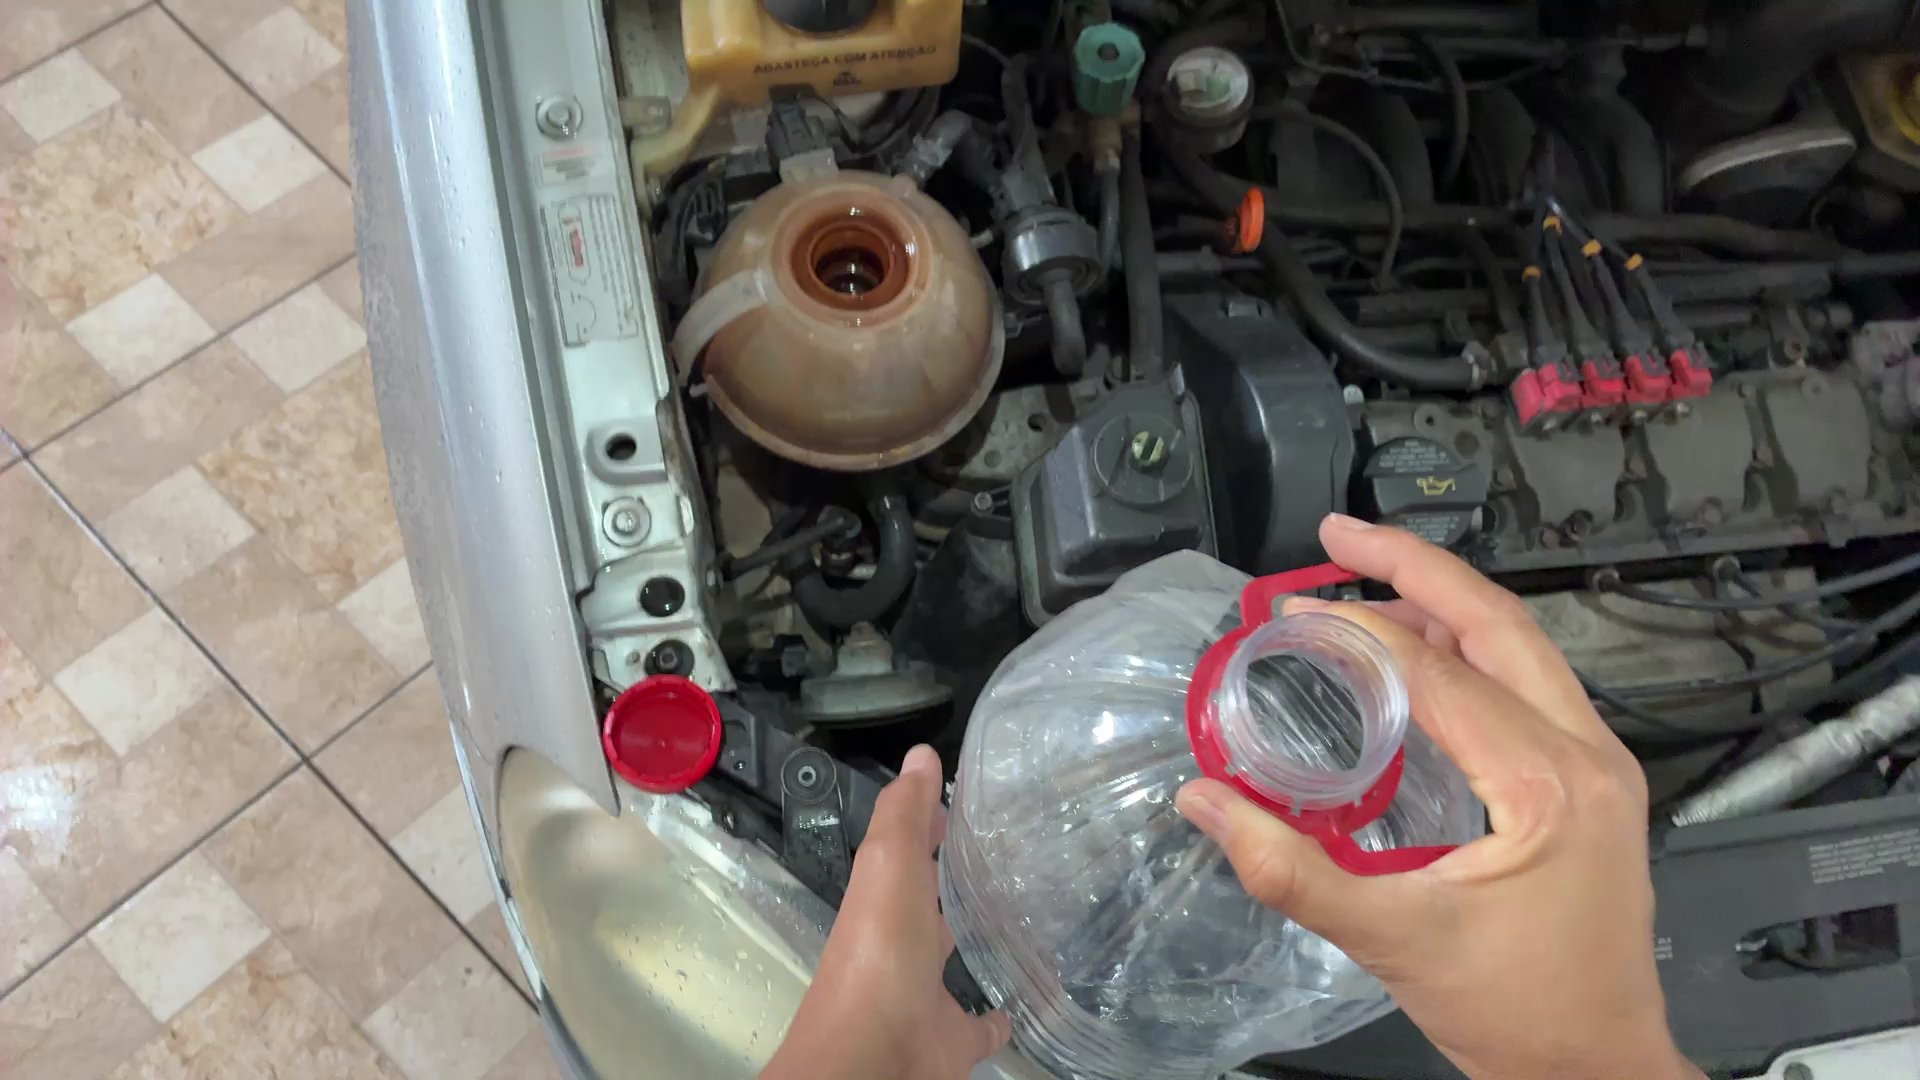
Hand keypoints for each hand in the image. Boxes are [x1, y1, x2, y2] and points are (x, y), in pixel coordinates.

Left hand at [762, 745, 1009, 1079]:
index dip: (933, 820)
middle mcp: (903, 935)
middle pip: (932, 896)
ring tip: (1028, 908)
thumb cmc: (880, 947)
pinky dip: (1001, 1011)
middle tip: (1013, 848)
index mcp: (887, 891)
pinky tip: (1034, 994)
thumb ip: (906, 809)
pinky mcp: (951, 1038)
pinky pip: (981, 1022)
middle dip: (958, 873)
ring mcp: (926, 988)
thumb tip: (922, 752)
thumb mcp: (889, 860)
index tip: (972, 796)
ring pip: (954, 951)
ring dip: (978, 932)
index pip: (911, 845)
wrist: (872, 1057)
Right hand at [1176, 514, 1702, 1079]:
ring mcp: (1590, 756)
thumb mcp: (1388, 939)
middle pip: (1496, 617)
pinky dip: (1452, 637)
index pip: (1435, 668)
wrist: (1597, 1067)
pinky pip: (1515, 672)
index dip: (1352, 630)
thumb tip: (1202, 799)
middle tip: (1337, 535)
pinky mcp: (1577, 770)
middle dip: (1410, 563)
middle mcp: (1583, 752)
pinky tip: (1402, 643)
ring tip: (1355, 580)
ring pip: (1511, 637)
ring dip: (1432, 595)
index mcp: (1544, 783)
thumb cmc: (1512, 1009)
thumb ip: (1284, 867)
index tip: (1287, 614)